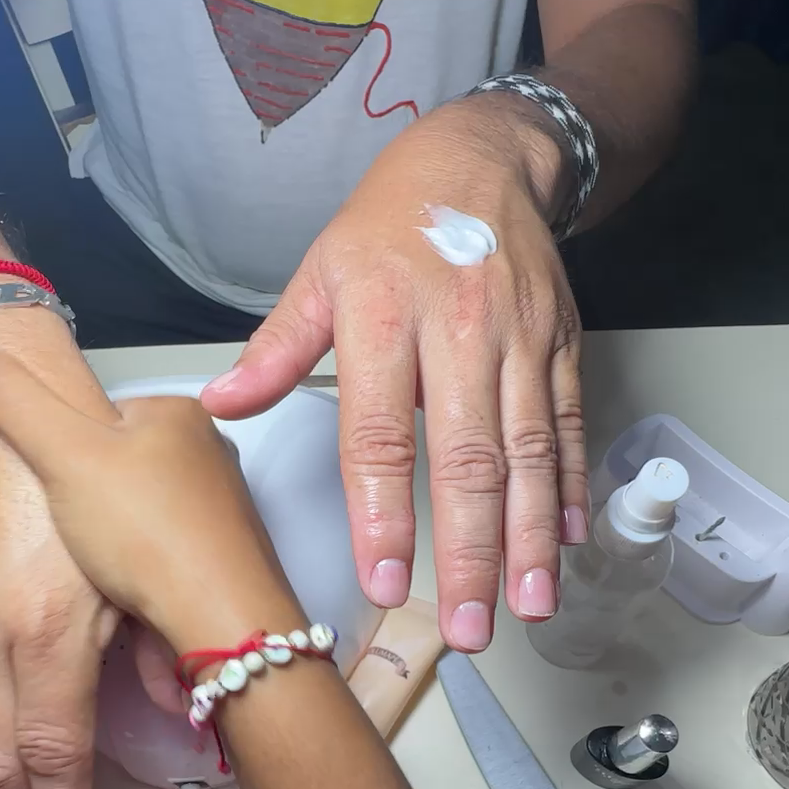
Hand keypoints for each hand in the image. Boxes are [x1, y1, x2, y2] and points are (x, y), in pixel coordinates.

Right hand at [0, 342, 305, 654]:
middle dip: (86, 499)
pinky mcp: (222, 553)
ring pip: (138, 511)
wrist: (219, 619)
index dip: (59, 451)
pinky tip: (125, 583)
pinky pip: (161, 547)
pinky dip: (139, 562)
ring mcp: (220, 506)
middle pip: (118, 466)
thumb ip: (13, 402)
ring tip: (98, 562)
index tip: (49, 489)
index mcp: (179, 413)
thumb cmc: (146, 530)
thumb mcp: (64, 455)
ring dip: (111, 536)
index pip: (97, 414)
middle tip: (71, 531)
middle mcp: (209, 452)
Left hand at [200, 94, 589, 652]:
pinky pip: (569, 424)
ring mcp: (519, 340)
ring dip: (528, 539)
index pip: (377, 435)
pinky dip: (568, 488)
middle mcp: (457, 334)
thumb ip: (275, 348)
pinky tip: (565, 543)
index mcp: (381, 320)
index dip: (380, 515)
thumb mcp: (319, 272)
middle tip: (466, 628)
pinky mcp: (562, 344)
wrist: (482, 159)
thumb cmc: (389, 222)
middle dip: (468, 554)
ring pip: (528, 454)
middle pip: (466, 461)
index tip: (382, 583)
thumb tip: (219, 403)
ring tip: (527, 605)